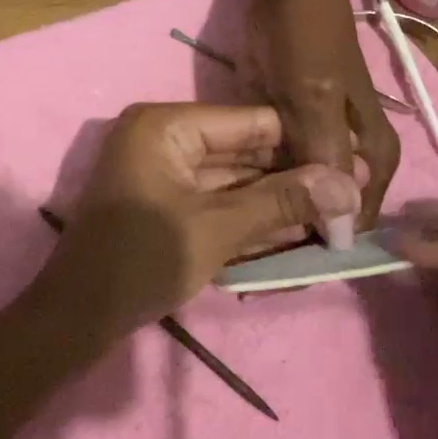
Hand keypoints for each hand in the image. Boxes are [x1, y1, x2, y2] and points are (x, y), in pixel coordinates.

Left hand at [37, 104, 360, 336]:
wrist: (76, 316)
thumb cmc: (141, 260)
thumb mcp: (217, 229)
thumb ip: (283, 202)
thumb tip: (351, 183)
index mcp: (166, 124)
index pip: (253, 122)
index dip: (307, 147)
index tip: (361, 169)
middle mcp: (163, 136)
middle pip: (245, 150)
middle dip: (296, 177)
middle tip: (357, 199)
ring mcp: (162, 170)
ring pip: (235, 179)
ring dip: (279, 200)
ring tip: (340, 218)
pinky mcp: (164, 202)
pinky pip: (217, 200)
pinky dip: (252, 216)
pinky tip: (300, 232)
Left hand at [253, 0, 400, 244]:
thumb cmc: (305, 36)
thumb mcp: (313, 99)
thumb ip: (325, 155)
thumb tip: (343, 225)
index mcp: (360, 131)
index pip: (368, 184)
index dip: (356, 216)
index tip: (333, 253)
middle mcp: (337, 126)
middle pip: (330, 179)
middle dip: (312, 211)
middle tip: (285, 250)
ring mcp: (305, 111)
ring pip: (296, 165)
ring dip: (281, 191)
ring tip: (254, 229)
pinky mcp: (276, 100)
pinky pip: (270, 145)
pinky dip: (258, 167)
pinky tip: (236, 188)